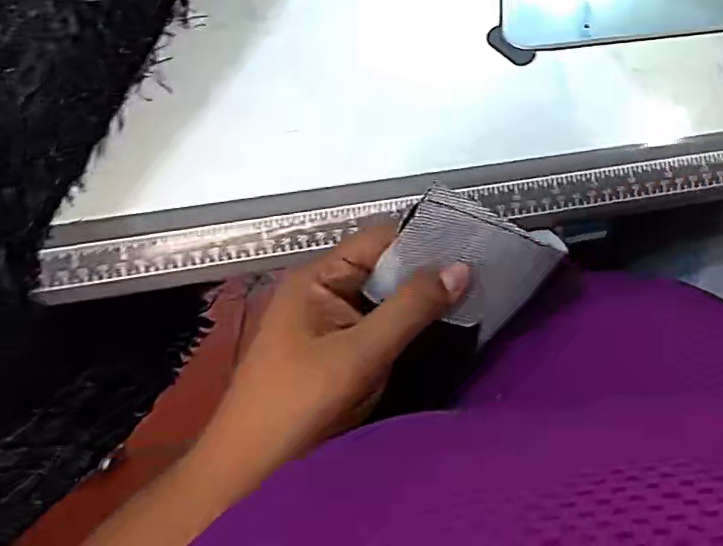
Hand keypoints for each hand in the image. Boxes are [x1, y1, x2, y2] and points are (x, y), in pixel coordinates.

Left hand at [85, 228, 468, 545]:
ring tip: (470, 296)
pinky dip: (410, 323)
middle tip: (479, 274)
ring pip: (389, 295)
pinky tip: (441, 326)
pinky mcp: (339, 349)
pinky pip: (384, 322)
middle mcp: (324, 290)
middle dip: (430, 271)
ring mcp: (330, 321)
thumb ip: (412, 307)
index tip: (472, 246)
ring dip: (422, 300)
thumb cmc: (296, 409)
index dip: (426, 238)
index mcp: (318, 277)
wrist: (243, 484)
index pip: (383, 238)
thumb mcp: (360, 354)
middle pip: (388, 265)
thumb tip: (463, 266)